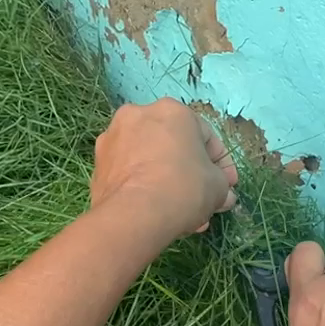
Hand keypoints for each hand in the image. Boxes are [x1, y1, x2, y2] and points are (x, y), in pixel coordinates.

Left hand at [89, 99, 237, 239]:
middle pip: (174, 147)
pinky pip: (130, 174)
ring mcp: (112, 139)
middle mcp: (138, 115)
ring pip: (150, 161)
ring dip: (168, 183)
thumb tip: (223, 195)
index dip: (221, 164)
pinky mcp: (98, 164)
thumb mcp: (217, 186)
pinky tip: (157, 212)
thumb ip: (222, 185)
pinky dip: (144, 188)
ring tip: (182, 214)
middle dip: (192, 175)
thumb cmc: (183, 188)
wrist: (133, 214)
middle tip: (204, 200)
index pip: (205, 136)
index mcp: (171, 111)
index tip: (227, 187)